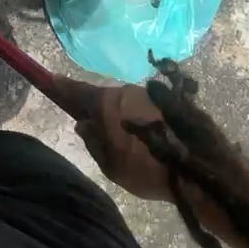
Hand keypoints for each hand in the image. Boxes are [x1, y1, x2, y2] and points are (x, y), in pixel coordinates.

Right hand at [54, 76, 176, 201]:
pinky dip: (141, 117)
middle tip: (99, 130)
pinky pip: (145, 105)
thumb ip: (92, 141)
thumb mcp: (111, 166)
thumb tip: (82, 123)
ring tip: (131, 140)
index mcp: (107, 103)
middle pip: (104, 97)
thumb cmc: (147, 169)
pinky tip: (150, 136)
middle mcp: (126, 90)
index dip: (63, 86)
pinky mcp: (169, 98)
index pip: (78, 91)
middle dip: (98, 109)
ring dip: (123, 114)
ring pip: (126, 101)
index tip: (50, 78)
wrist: (198, 166)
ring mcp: (149, 92)